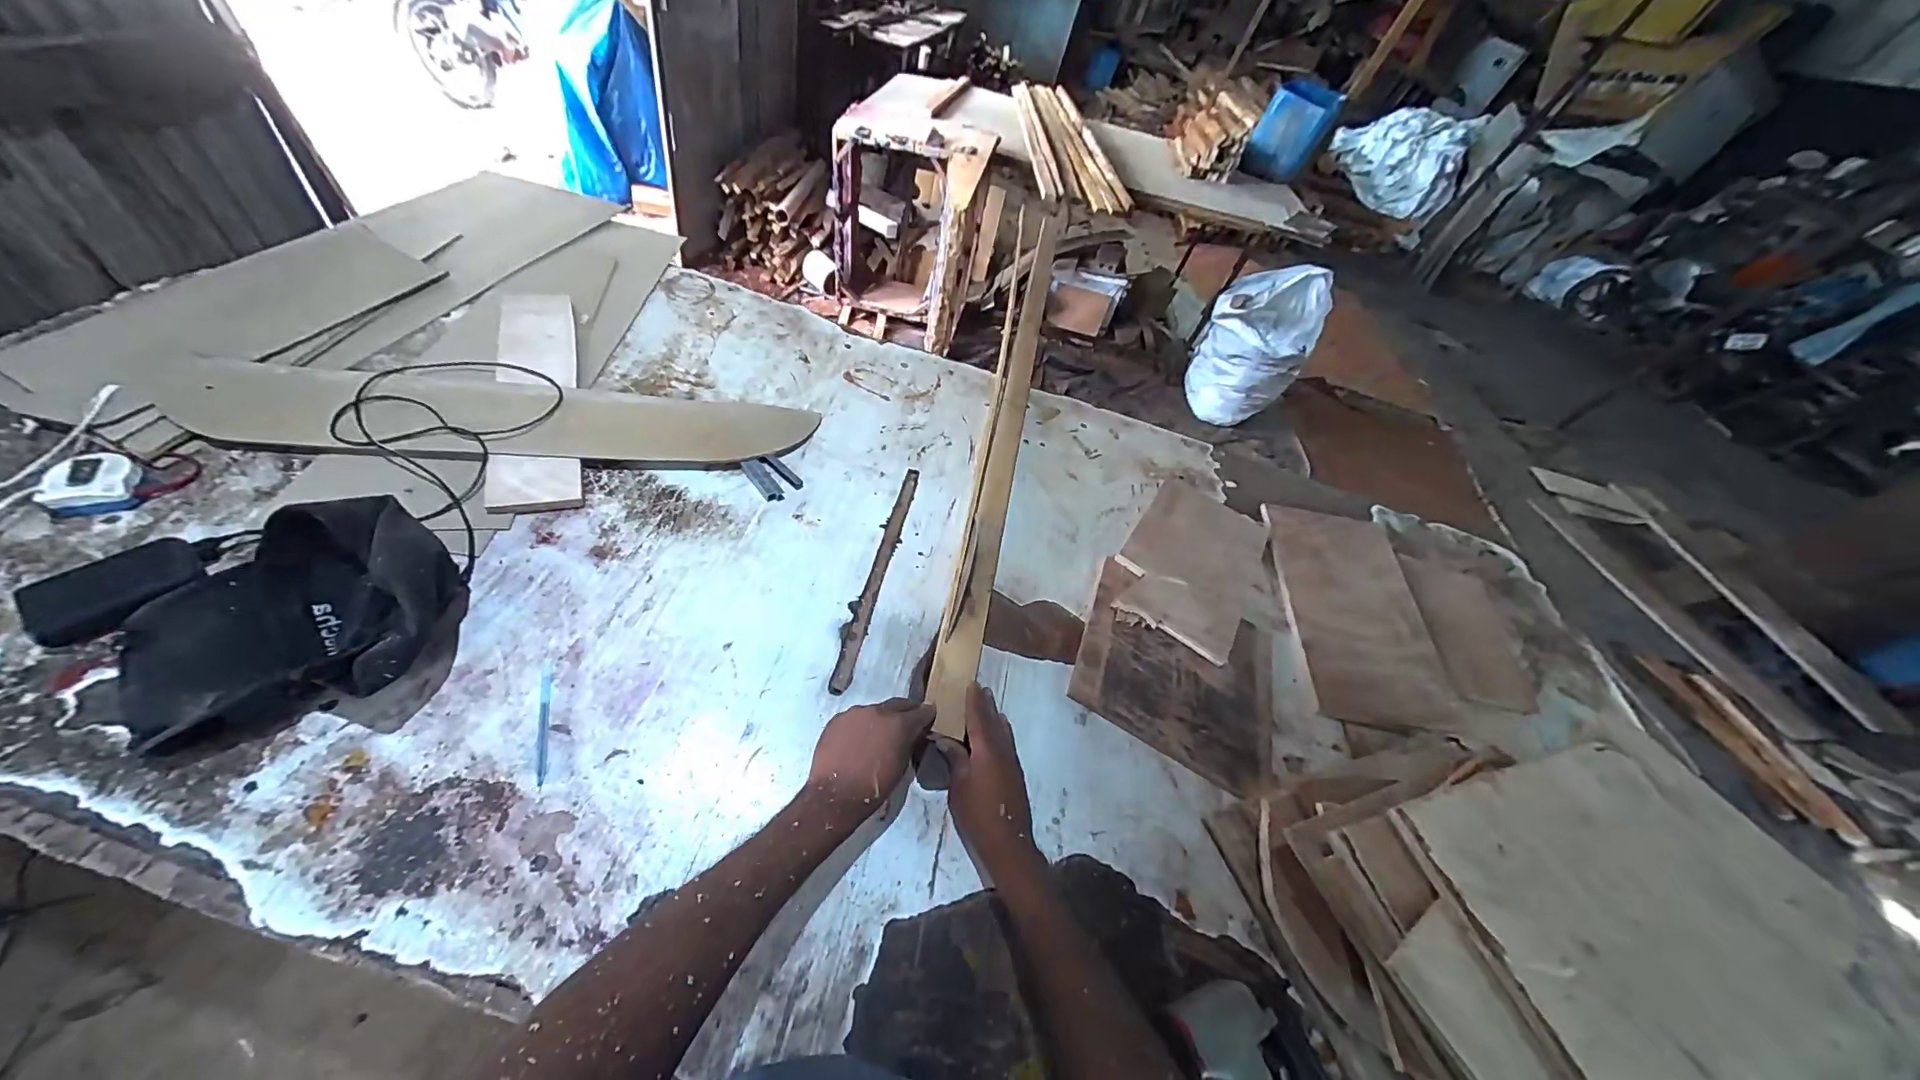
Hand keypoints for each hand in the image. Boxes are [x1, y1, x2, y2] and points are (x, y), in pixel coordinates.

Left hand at [807, 698, 935, 810]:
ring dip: (881, 719)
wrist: (834, 794)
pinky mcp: (838, 719)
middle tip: (908, 721)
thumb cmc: (873, 788)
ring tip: (878, 734)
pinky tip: (857, 740)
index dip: (926, 715)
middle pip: (898, 704)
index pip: (921, 711)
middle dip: (906, 711)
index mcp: (900, 724)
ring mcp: (856, 713)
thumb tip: (912, 735)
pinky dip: (860, 725)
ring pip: (875, 710)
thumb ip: (908, 743)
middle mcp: (879, 712)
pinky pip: (855, 718)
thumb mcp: (901, 766)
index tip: (929, 717)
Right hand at [932, 685, 1036, 877]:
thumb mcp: (958, 784)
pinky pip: (1006, 744)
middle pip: (994, 722)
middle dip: (986, 706)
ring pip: (1003, 733)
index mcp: (987, 750)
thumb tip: (946, 738)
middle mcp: (1002, 751)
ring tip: (989, 707)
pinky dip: (1000, 733)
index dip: (974, 702)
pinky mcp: (1014, 775)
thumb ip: (955, 758)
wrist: (1008, 842)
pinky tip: (997, 735)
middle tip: (981, 689)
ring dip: (995, 718)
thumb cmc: (977, 813)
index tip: (971, 684)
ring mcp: (1011, 763)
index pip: (979, 719)